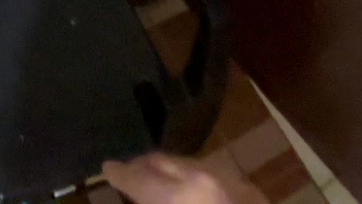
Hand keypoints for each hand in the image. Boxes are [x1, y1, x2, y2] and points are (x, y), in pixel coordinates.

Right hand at [102, 153, 237, 203]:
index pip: (137, 177)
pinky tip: (196, 197)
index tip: (108, 168)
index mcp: (178, 198)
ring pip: (189, 165)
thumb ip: (150, 202)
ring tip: (161, 187)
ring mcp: (231, 181)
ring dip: (170, 174)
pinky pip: (215, 177)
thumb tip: (139, 196)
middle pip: (161, 161)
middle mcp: (201, 179)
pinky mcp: (253, 192)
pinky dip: (197, 183)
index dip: (119, 174)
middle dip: (142, 167)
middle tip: (129, 175)